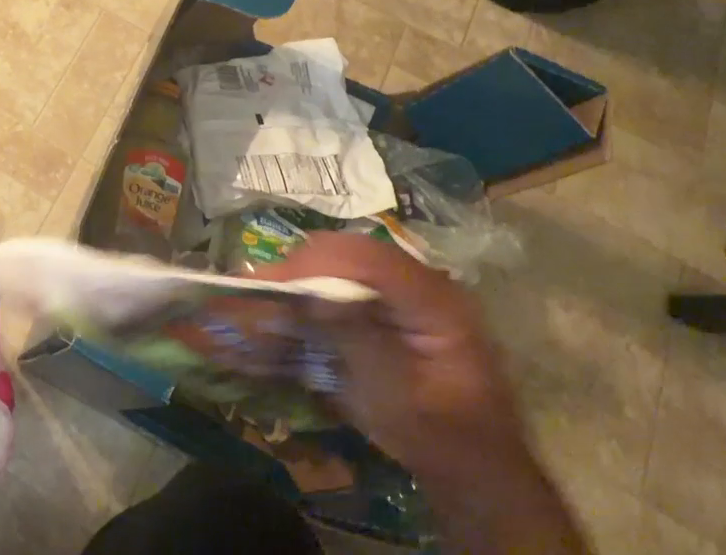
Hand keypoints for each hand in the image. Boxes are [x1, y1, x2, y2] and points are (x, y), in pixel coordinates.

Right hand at [253, 234, 587, 553]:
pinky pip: (334, 287)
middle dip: (293, 272)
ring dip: (291, 285)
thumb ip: (358, 340)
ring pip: (332, 265)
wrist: (471, 471)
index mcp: (433, 299)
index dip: (311, 265)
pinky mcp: (383, 309)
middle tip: (254, 300)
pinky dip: (301, 300)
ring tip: (254, 308)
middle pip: (342, 253)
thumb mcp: (397, 397)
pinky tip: (276, 320)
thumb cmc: (439, 438)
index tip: (266, 289)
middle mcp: (416, 284)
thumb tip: (310, 294)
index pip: (364, 257)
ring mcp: (400, 295)